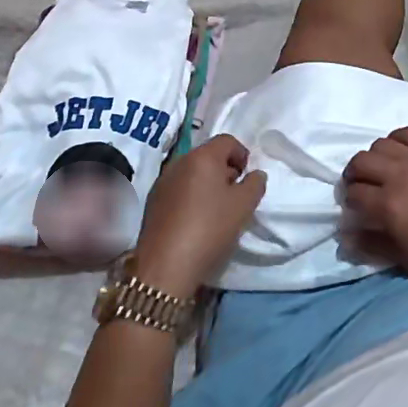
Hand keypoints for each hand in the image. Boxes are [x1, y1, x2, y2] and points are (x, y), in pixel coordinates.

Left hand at [133, 136, 265, 297]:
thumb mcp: (244, 205)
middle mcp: (179, 163)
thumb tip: (254, 174)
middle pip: (207, 154)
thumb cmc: (210, 228)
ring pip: (191, 171)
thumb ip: (255, 183)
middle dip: (224, 168)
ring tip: (216, 207)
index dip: (242, 154)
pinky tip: (196, 218)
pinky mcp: (152, 202)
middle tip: (235, 192)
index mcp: (202, 157)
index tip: (247, 177)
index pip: (227, 141)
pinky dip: (191, 194)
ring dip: (206, 181)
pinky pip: (178, 187)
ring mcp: (162, 182)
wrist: (166, 266)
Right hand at [341, 127, 407, 283]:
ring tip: (381, 173)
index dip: (350, 204)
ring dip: (374, 159)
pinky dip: (396, 141)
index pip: (353, 194)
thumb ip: (372, 244)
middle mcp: (399, 175)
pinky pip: (406, 132)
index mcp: (389, 206)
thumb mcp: (406, 258)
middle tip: (362, 190)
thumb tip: (346, 234)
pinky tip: (400, 156)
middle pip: (359, 162)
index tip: (356, 212)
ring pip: (379, 145)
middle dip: (354, 177)